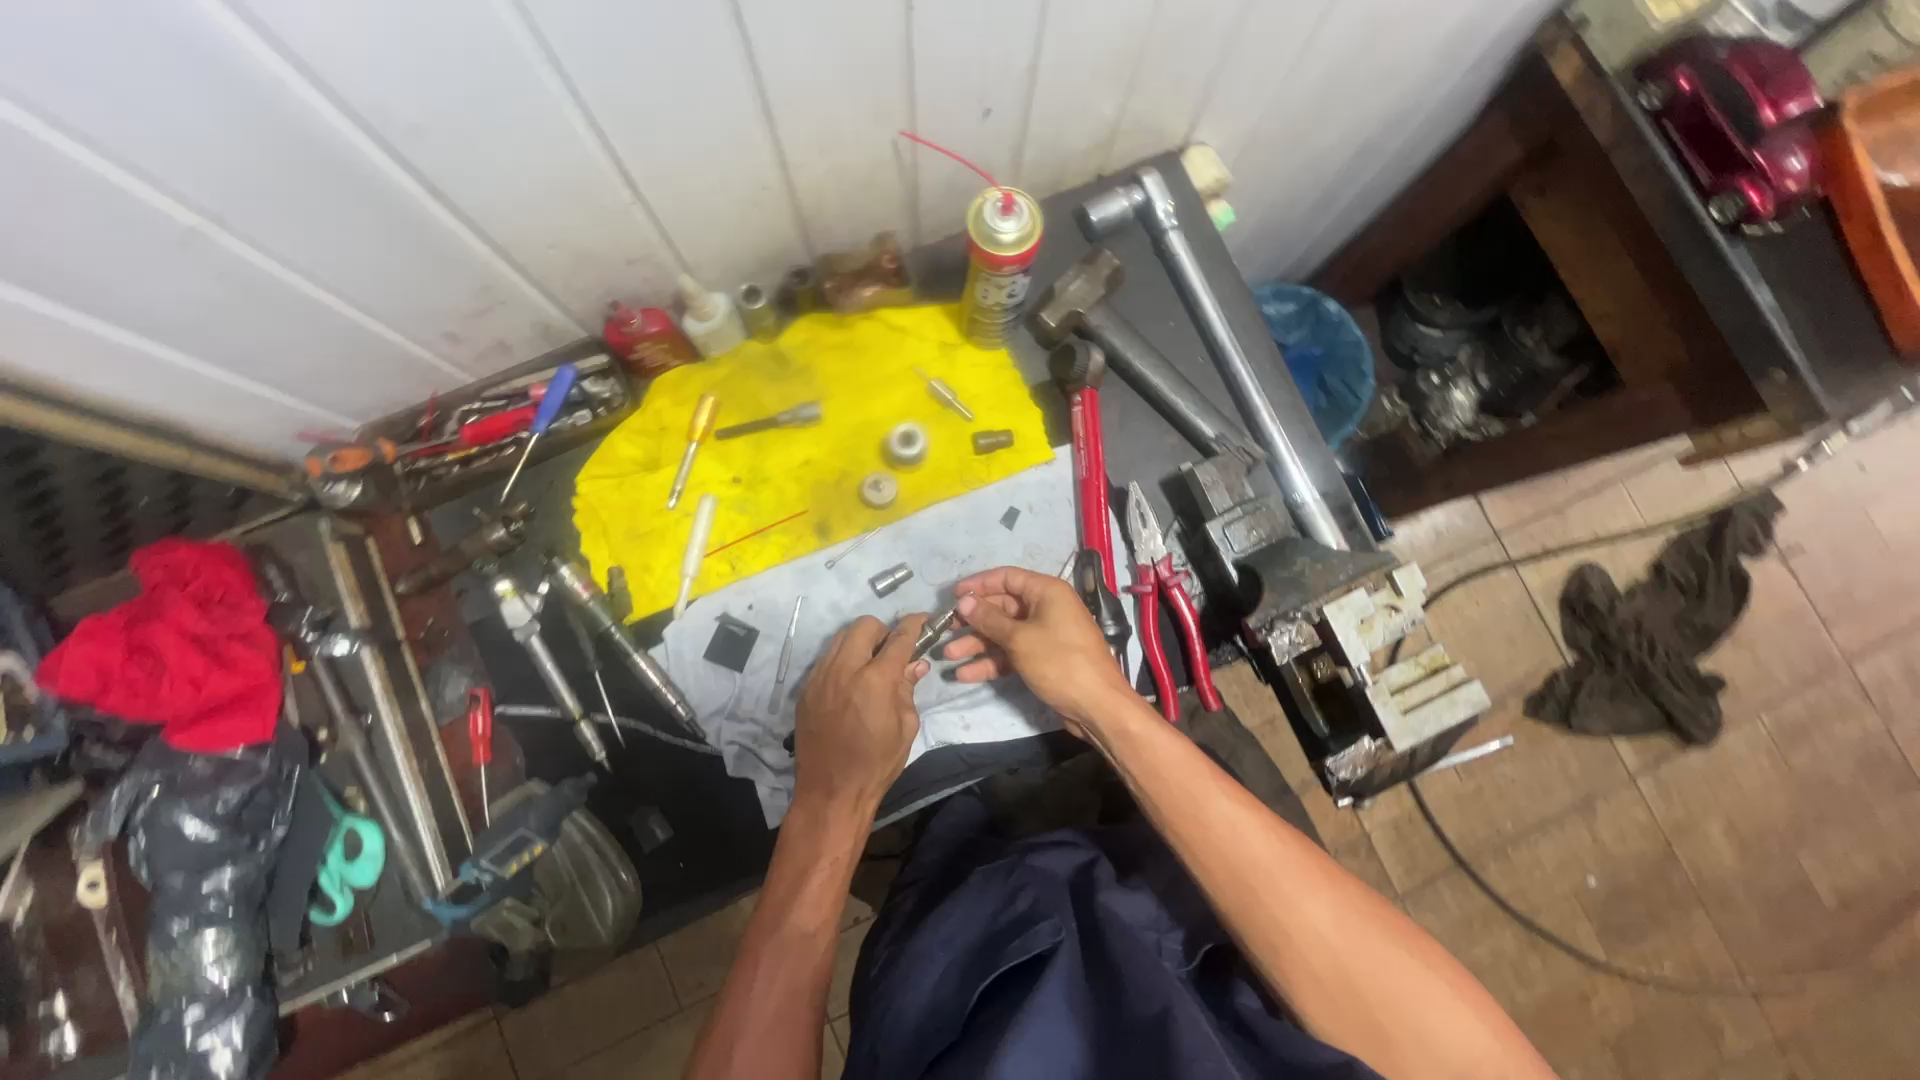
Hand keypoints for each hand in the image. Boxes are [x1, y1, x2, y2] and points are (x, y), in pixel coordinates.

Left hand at [792, 614, 929, 812]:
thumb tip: (915, 663)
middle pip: (864, 626)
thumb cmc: (877, 763)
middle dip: (883, 630)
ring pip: (841, 638)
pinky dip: (843, 660)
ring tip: (871, 664)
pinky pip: (826, 660)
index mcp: (875, 679)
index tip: (923, 619)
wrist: (831, 791)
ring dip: (860, 643)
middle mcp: (844, 669)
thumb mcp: (906, 727)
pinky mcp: (807, 689)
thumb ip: (908, 689)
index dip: (914, 624)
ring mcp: (820, 677)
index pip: (899, 638)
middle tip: (893, 649)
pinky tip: (851, 682)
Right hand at [943, 566, 1133, 735]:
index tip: (952, 596)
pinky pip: (1012, 654)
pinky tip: (966, 674)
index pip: (1007, 577)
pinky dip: (991, 662)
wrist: (1097, 706)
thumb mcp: (1020, 638)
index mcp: (1046, 592)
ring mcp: (1044, 635)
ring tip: (947, 656)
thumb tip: (964, 601)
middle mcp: (1046, 608)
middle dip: (973, 620)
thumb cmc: (1059, 662)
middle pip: (1002, 607)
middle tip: (944, 630)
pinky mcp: (1042, 659)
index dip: (978, 584)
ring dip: (977, 644)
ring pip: (1004, 633)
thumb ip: (989, 619)